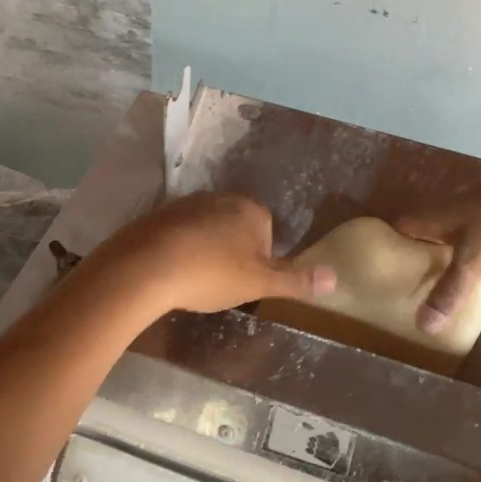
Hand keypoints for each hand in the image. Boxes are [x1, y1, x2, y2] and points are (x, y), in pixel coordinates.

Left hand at [84, 192, 336, 314]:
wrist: (144, 267)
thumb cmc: (210, 274)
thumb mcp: (259, 283)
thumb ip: (295, 280)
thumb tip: (336, 277)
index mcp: (249, 209)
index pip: (266, 230)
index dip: (259, 259)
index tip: (246, 281)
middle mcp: (218, 198)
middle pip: (235, 227)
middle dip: (232, 252)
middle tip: (221, 283)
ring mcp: (184, 204)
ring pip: (205, 229)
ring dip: (204, 250)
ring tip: (195, 281)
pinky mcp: (156, 216)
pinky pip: (177, 234)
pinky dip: (178, 250)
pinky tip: (171, 273)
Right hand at [395, 155, 480, 334]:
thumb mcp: (475, 258)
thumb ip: (449, 291)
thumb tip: (422, 325)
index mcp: (444, 212)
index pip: (406, 225)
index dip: (388, 240)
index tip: (373, 264)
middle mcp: (462, 215)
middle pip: (433, 236)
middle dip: (420, 259)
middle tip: (403, 289)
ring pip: (463, 248)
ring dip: (453, 267)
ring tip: (435, 296)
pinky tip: (480, 293)